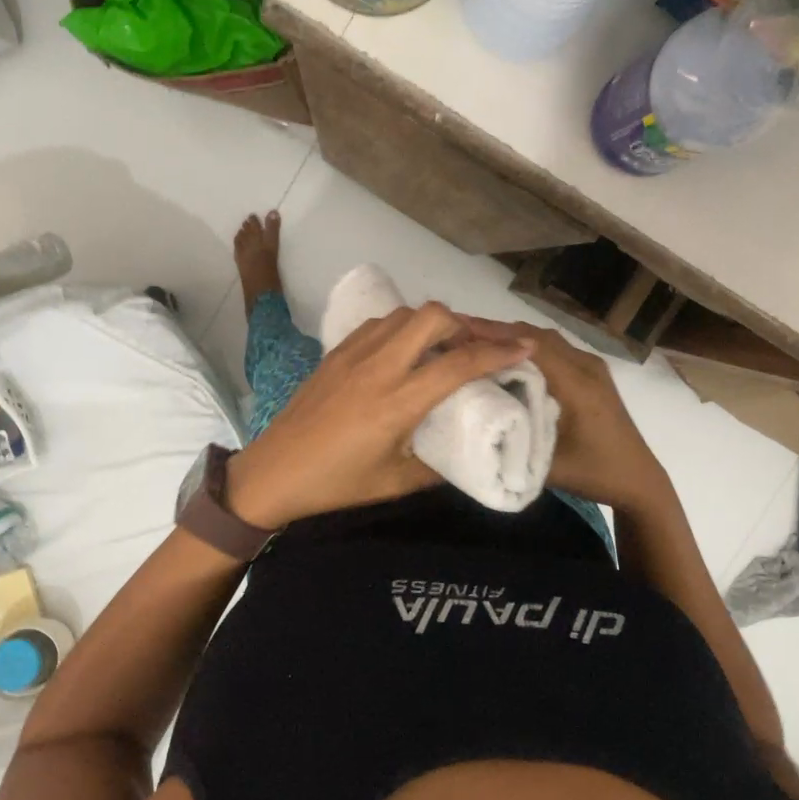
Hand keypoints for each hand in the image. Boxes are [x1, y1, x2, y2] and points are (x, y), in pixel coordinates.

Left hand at [225, 303, 533, 528]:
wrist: (273, 472)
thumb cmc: (337, 484)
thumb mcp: (396, 483)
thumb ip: (440, 468)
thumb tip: (473, 455)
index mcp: (397, 403)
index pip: (458, 364)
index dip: (498, 353)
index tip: (525, 347)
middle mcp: (378, 368)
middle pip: (433, 317)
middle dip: (466, 325)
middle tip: (480, 348)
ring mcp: (353, 355)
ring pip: (405, 314)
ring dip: (434, 324)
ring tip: (446, 348)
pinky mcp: (336, 353)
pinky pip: (379, 324)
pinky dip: (404, 329)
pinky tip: (407, 353)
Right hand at [460, 316, 672, 511]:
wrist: (639, 481)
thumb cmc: (595, 475)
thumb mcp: (549, 467)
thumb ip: (514, 445)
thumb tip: (470, 427)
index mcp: (579, 386)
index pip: (532, 347)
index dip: (494, 336)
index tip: (458, 331)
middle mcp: (587, 367)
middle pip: (536, 336)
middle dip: (496, 332)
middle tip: (457, 333)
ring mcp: (592, 367)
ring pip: (545, 339)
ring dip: (511, 337)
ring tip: (474, 341)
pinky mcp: (591, 373)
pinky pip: (554, 350)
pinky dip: (526, 347)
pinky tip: (504, 357)